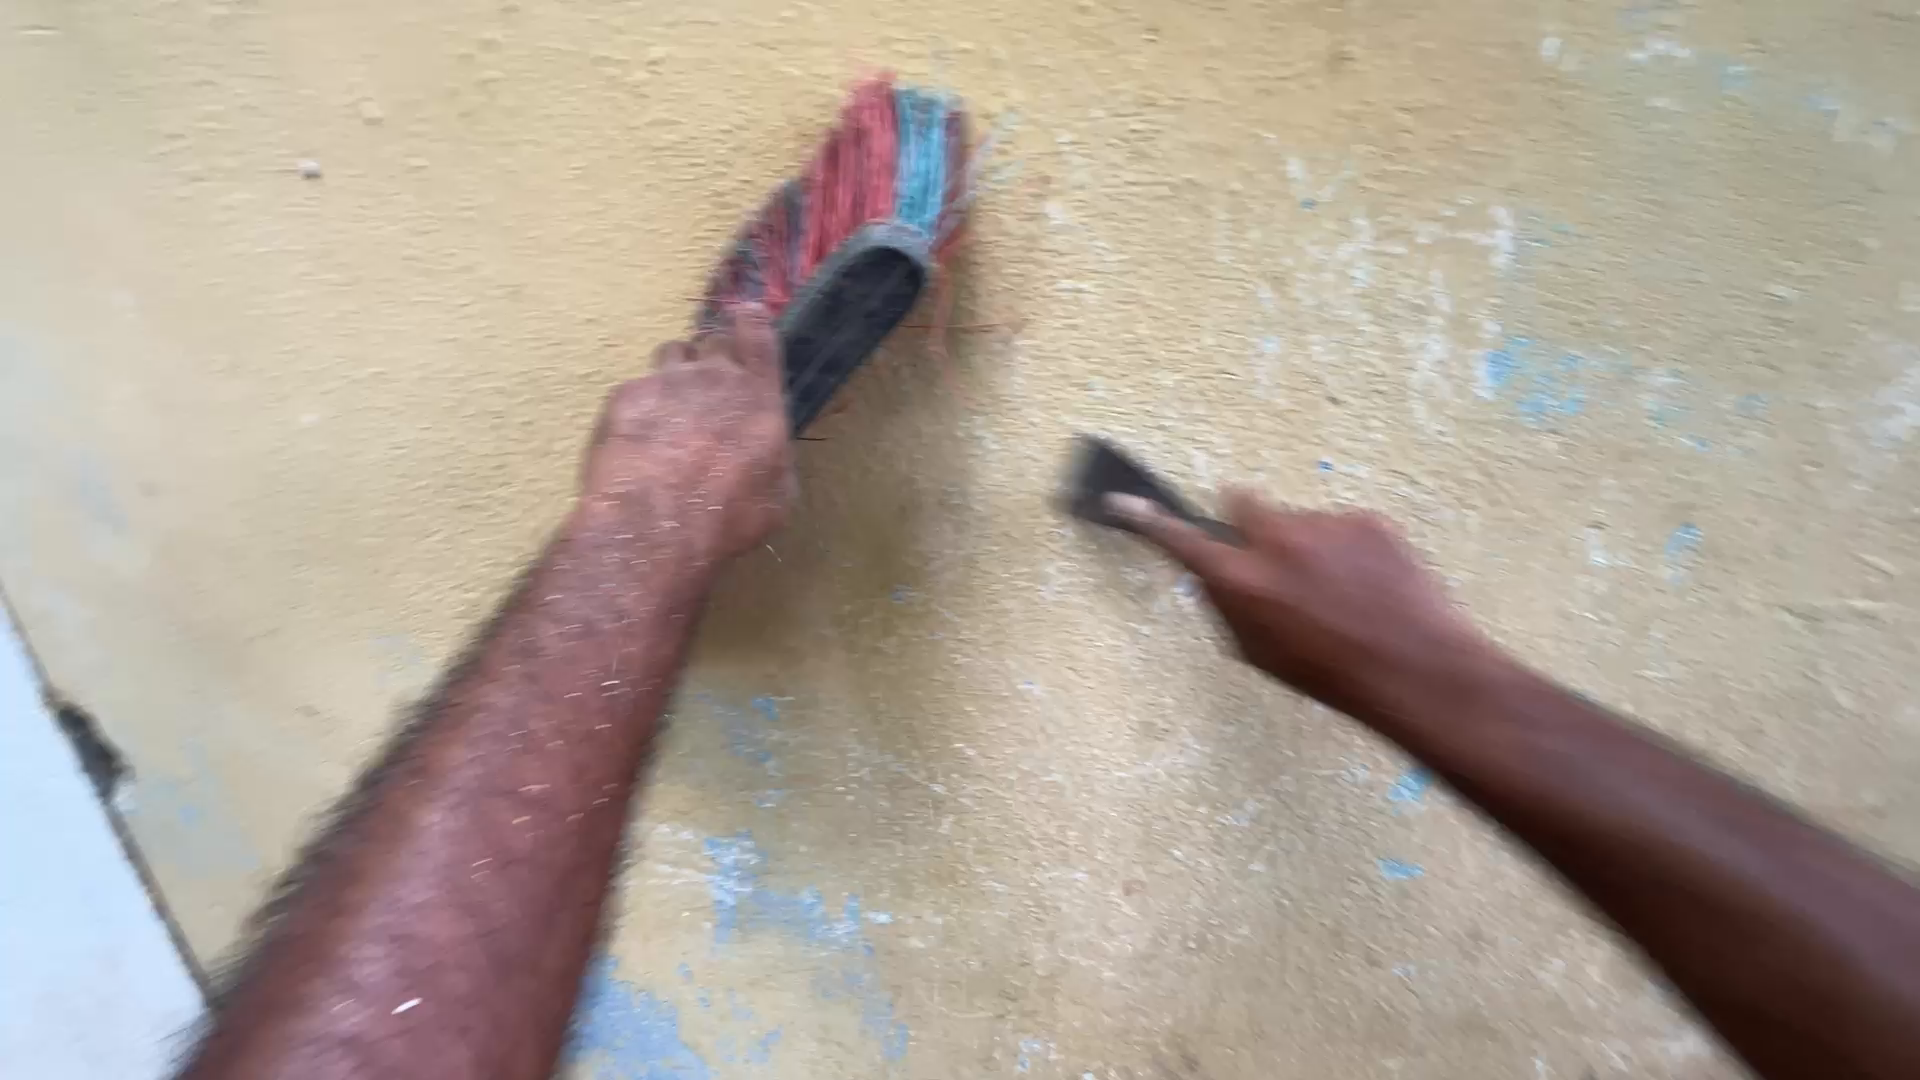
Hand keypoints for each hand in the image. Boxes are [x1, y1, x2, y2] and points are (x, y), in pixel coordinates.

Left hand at [577, 305, 792, 562]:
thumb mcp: (778, 494)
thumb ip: (773, 454)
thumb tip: (765, 448)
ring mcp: (665, 382)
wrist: (658, 527)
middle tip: (708, 395)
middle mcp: (713, 377)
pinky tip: (637, 445)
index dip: (751, 322)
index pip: (757, 334)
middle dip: (713, 360)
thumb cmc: (731, 517)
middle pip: (712, 341)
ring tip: (671, 418)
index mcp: (759, 397)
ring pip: (671, 356)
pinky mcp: (624, 397)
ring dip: (676, 378)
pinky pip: (635, 391)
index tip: (745, 319)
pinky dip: (639, 411)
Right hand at [1107, 491, 1491, 711]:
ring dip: (1306, 544)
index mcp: (1241, 580)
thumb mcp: (1258, 653)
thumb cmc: (1328, 674)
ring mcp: (1324, 524)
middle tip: (1275, 557)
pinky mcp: (1368, 519)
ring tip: (1342, 588)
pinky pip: (1342, 526)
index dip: (1145, 519)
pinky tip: (1370, 582)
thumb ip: (1228, 605)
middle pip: (1241, 502)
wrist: (1419, 670)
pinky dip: (1348, 549)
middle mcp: (1274, 541)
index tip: (1120, 500)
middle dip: (1249, 522)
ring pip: (1298, 521)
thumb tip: (1217, 577)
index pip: (1178, 539)